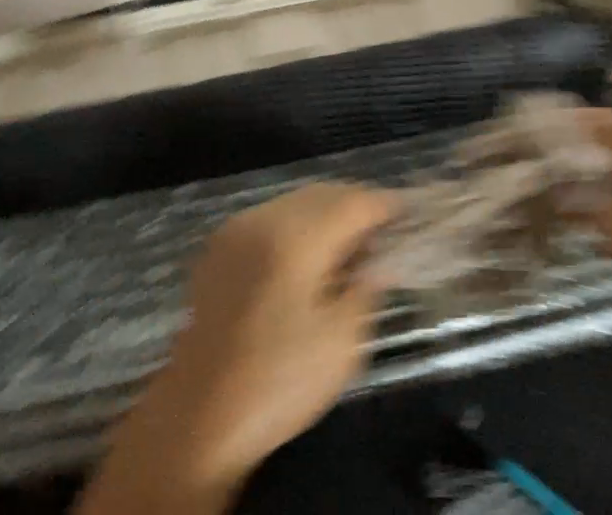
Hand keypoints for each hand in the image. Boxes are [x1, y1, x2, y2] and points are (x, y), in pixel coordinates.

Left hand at [77, 183, 395, 514]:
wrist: (199, 416)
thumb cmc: (278, 382)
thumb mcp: (342, 342)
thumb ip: (366, 288)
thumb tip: (380, 260)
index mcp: (292, 238)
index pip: (351, 203)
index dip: (385, 206)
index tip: (412, 215)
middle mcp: (259, 222)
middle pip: (320, 195)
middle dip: (356, 206)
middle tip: (388, 233)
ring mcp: (232, 234)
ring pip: (292, 205)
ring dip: (325, 216)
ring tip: (353, 249)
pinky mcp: (217, 253)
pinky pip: (267, 222)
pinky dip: (296, 229)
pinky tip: (310, 260)